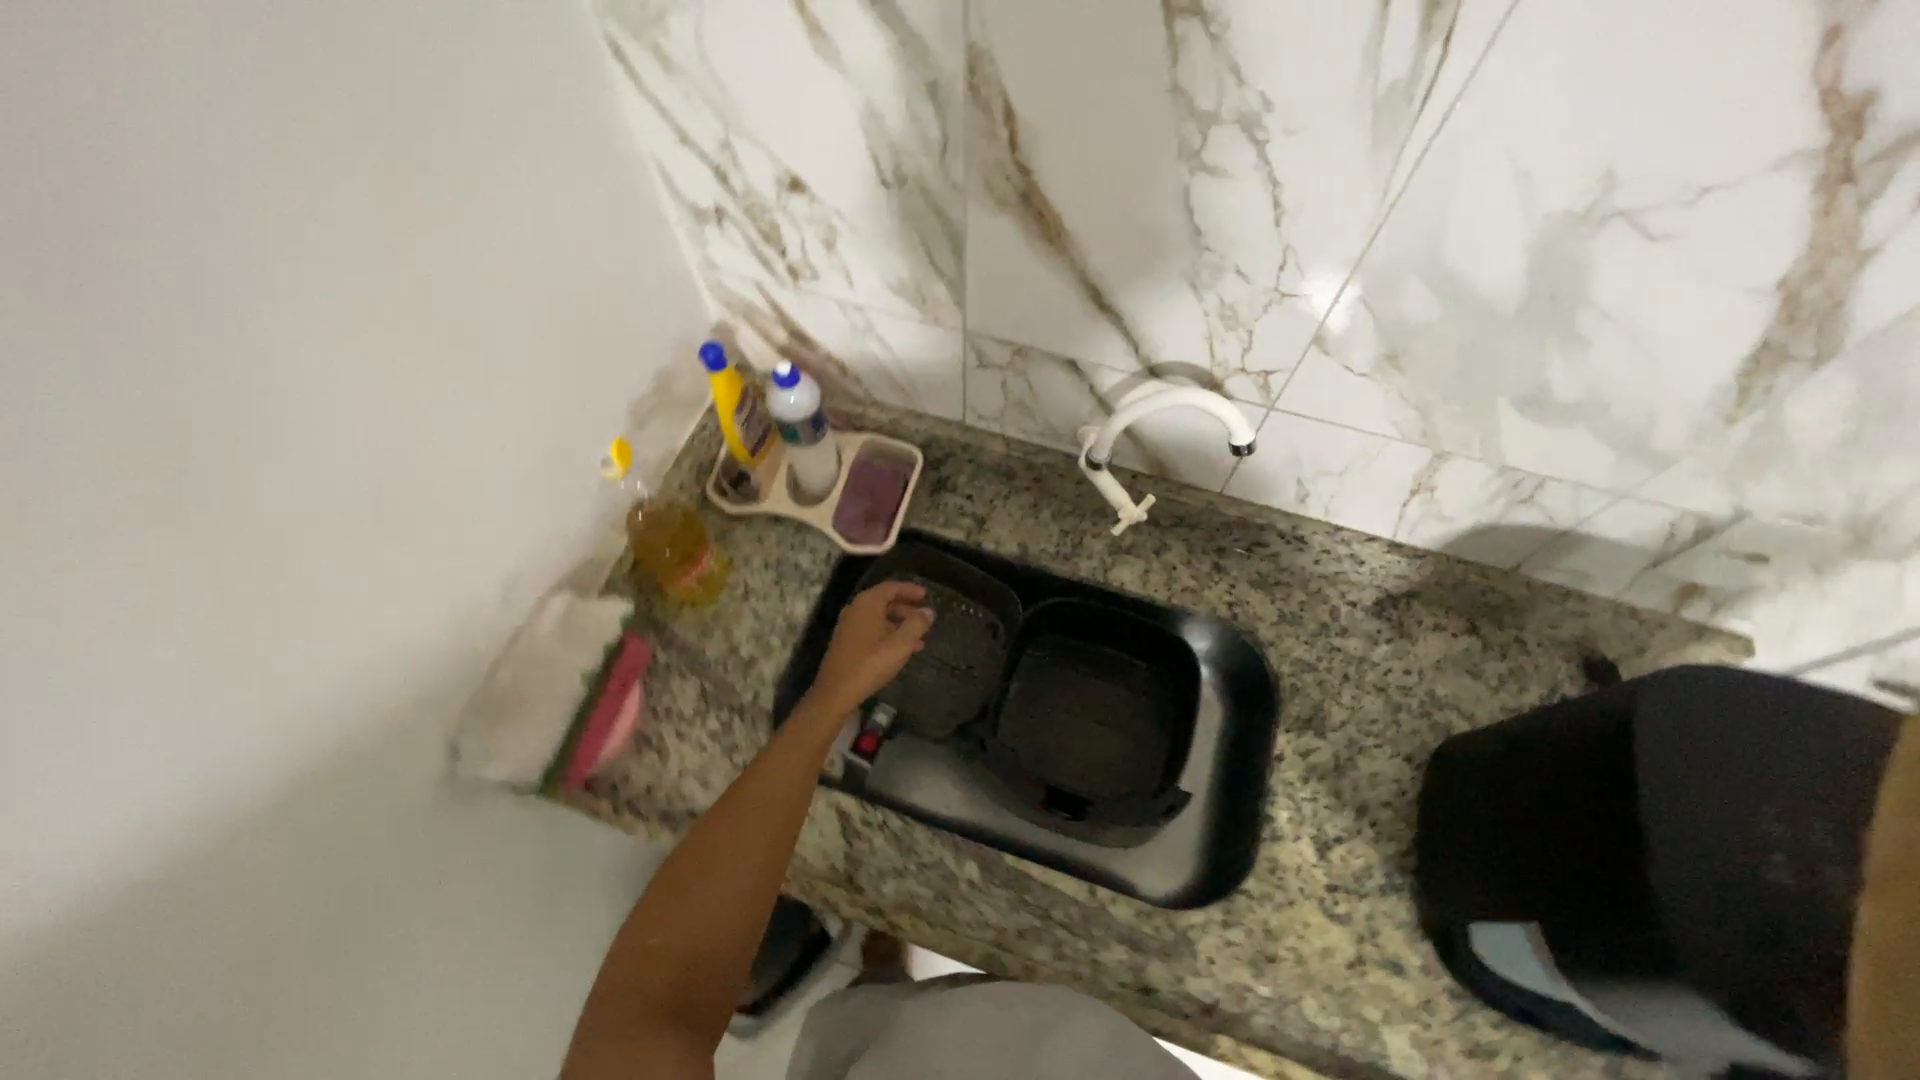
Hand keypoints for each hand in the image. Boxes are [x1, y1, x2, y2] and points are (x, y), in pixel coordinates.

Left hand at [800, 581, 933, 720]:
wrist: (836, 691)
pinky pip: (872, 631)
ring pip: (879, 618)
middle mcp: (855, 610)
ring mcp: (849, 627)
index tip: (926, 595)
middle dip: (906, 608)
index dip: (910, 590)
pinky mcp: (847, 643)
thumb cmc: (870, 663)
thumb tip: (929, 611)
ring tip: (919, 637)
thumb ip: (916, 625)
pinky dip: (889, 635)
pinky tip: (903, 650)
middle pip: (884, 602)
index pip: (891, 587)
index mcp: (867, 603)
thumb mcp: (900, 644)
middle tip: (924, 616)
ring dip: (899, 624)